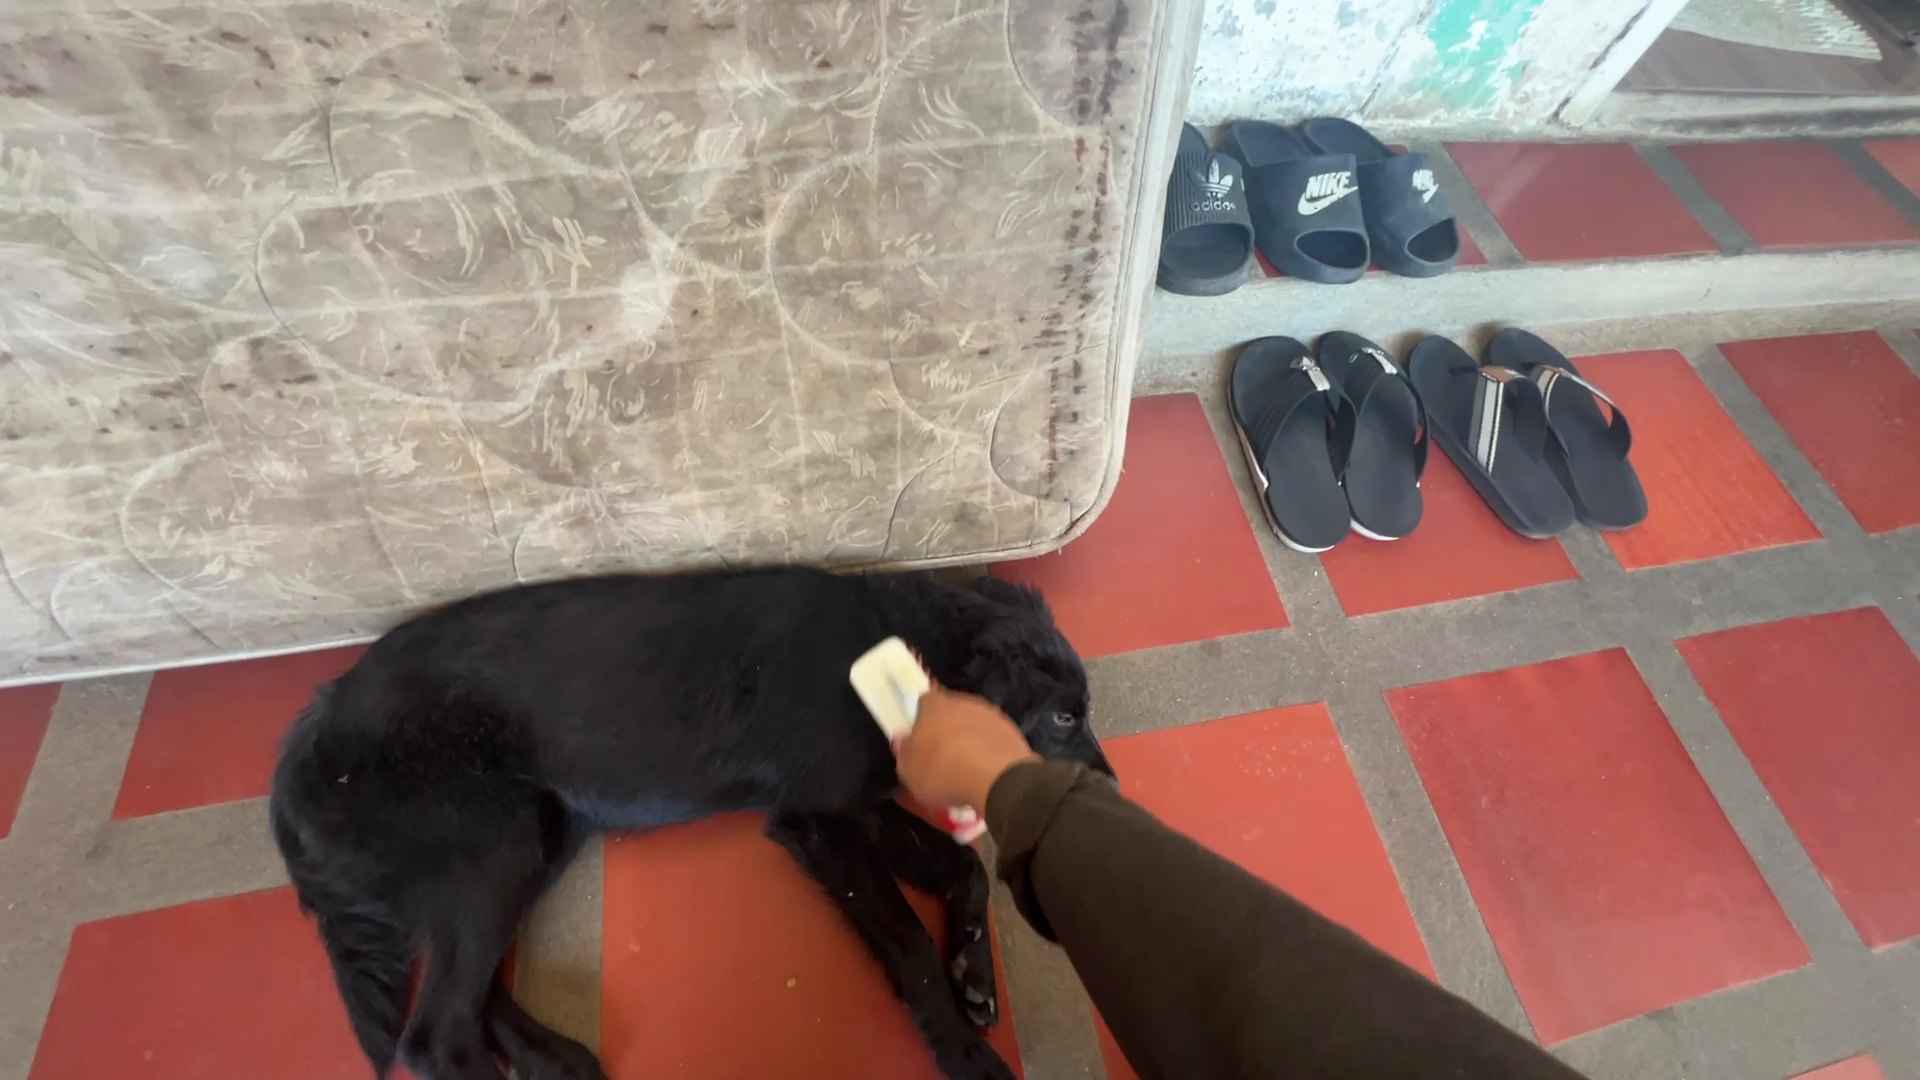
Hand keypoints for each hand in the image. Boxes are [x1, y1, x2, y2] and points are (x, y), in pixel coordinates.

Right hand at [895, 687, 1037, 813]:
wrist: (995, 777)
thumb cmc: (942, 772)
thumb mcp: (909, 771)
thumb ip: (904, 752)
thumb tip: (902, 739)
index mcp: (934, 705)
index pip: (924, 701)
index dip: (921, 718)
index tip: (921, 738)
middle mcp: (962, 701)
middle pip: (951, 710)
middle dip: (946, 729)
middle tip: (942, 756)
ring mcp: (989, 713)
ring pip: (974, 723)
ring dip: (970, 738)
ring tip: (967, 767)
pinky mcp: (1010, 729)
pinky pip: (993, 737)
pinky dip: (989, 749)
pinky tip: (986, 770)